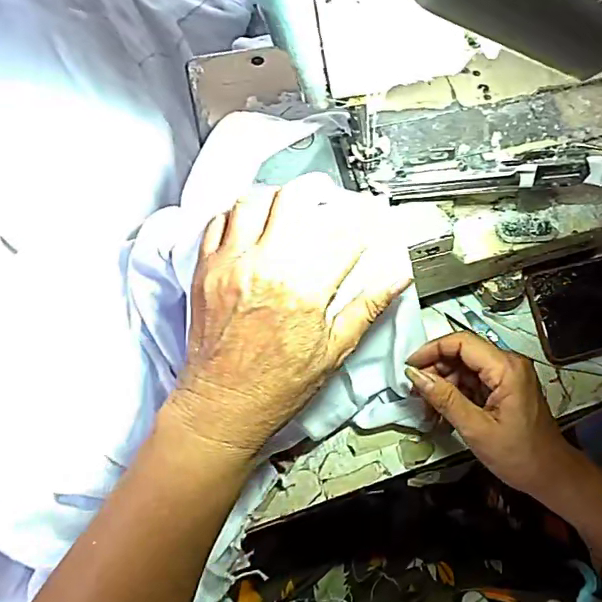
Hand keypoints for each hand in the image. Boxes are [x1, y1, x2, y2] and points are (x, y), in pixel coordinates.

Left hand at [168, 174, 412, 460]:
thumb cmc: (274, 387)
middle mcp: (265, 268)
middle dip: (319, 194)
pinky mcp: (205, 271)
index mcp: (303, 290)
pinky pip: (218, 222)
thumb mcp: (334, 350)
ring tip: (289, 209)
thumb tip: (395, 280)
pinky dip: (238, 215)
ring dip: (277, 199)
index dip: (364, 216)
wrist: (221, 406)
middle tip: (329, 201)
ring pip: (253, 201)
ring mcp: (231, 265)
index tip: (371, 211)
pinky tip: (253, 227)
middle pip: (294, 201)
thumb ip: (367, 307)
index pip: (343, 233)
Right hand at [405, 332, 587, 501]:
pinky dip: (457, 393)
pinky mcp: (506, 387)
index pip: (462, 342)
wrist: (549, 473)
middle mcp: (510, 365)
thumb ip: (445, 399)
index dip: (432, 350)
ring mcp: (509, 375)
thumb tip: (419, 377)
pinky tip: (444, 412)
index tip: (411, 366)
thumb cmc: (523, 456)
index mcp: (507, 369)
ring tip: (429, 409)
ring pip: (466, 367)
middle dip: (436, 370)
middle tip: (417, 392)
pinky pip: (475, 380)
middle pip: (463, 353)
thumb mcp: (476, 429)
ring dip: (444, 384)